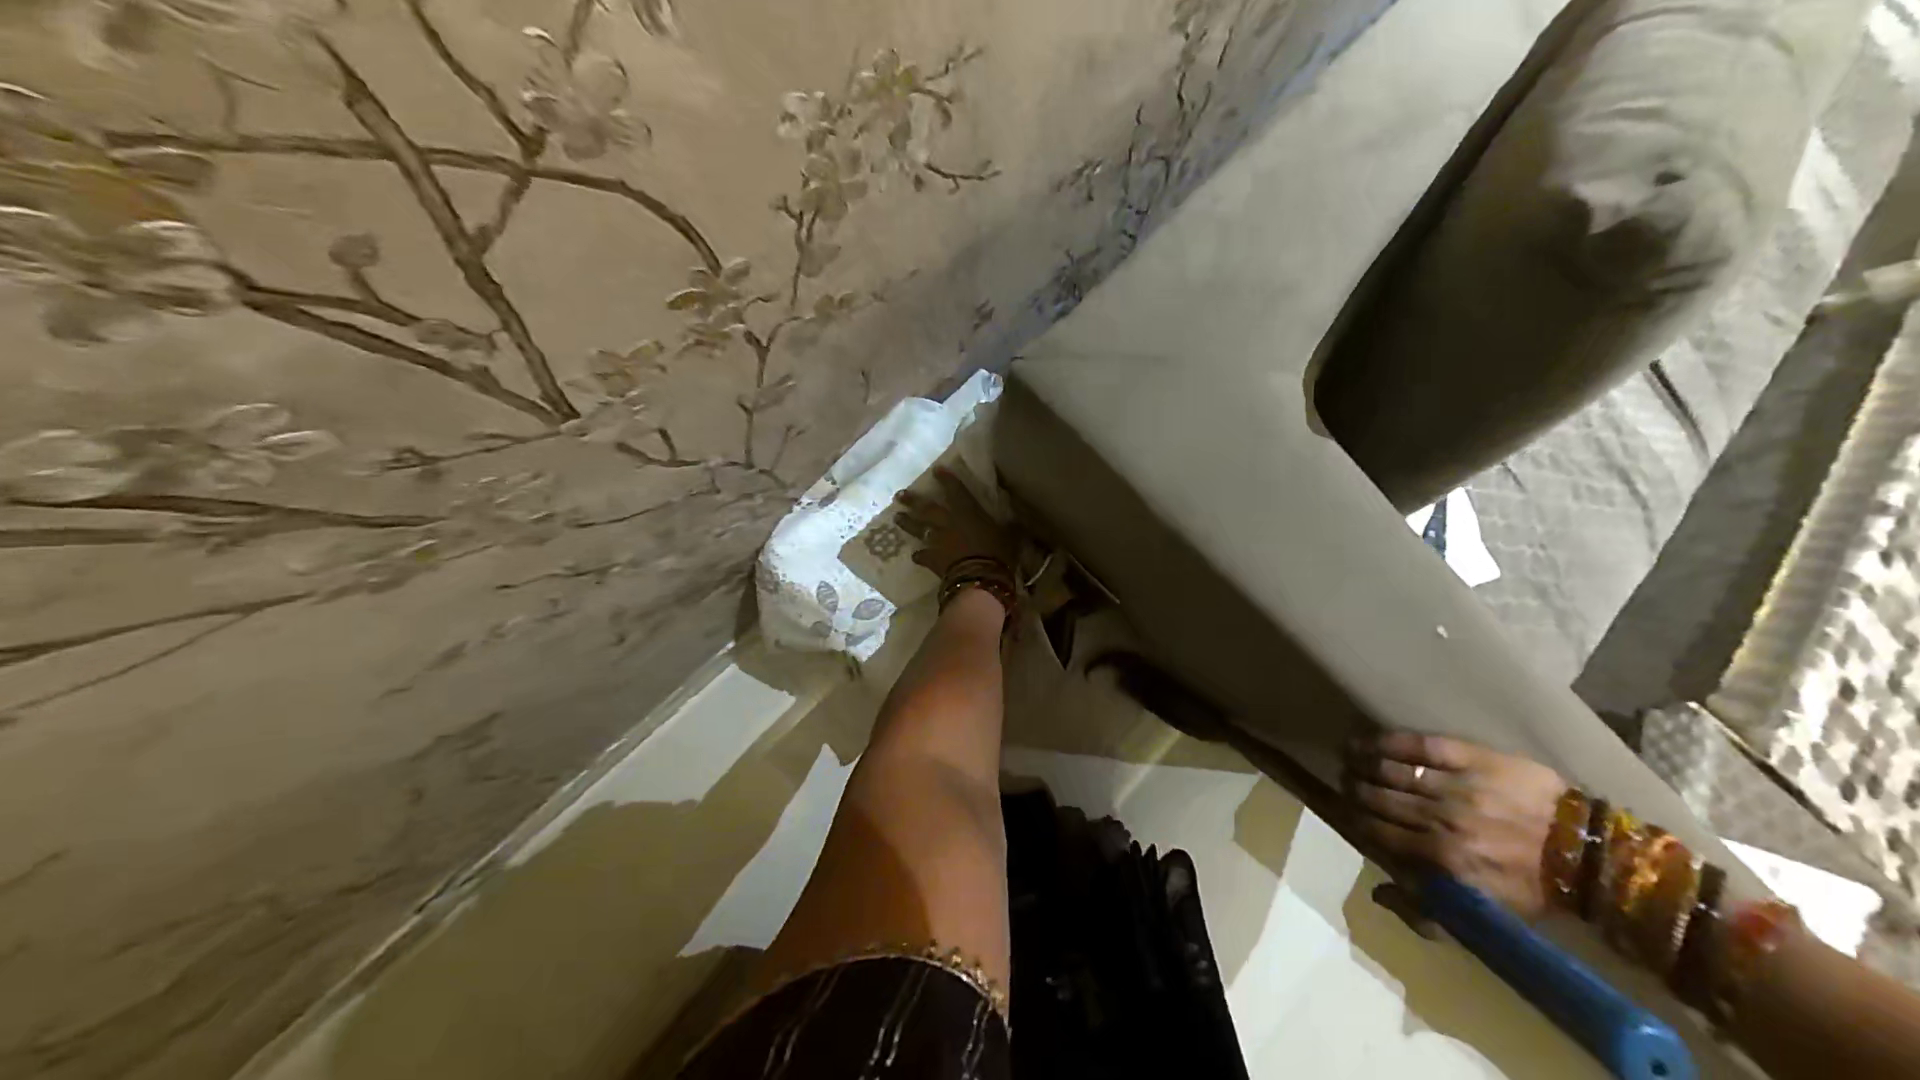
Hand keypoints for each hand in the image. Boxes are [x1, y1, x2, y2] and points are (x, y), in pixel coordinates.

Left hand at [895, 467, 1014, 579]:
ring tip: (896, 517)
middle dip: (913, 500)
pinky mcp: (933, 560)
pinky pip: (922, 556)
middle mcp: (948, 523)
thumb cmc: (998, 552)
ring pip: (918, 529)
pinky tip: (914, 555)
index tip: (936, 470)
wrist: (980, 577)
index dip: (946, 480)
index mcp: (967, 513)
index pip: (955, 491)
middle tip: (899, 495)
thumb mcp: (1010, 534)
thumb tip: (1015, 518)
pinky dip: (918, 555)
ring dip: (907, 523)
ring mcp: (937, 541)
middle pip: (926, 508)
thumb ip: (1008, 525)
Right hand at [1345, 733, 1568, 919]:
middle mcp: (1439, 818)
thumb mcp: (1482, 915)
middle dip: (1354, 789)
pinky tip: (1369, 741)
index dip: (1355, 819)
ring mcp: (1454, 785)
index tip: (1344, 812)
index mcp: (1439, 858)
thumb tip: (1378, 892)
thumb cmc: (1530, 885)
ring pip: (1391, 770)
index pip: (1378, 832)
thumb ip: (1428, 912)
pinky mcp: (1471, 757)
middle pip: (1378, 798)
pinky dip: (1387, 742)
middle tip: (1344, 782)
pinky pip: (1418, 745)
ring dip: (1362, 763)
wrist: (1588, 854)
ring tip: (1348, 758)